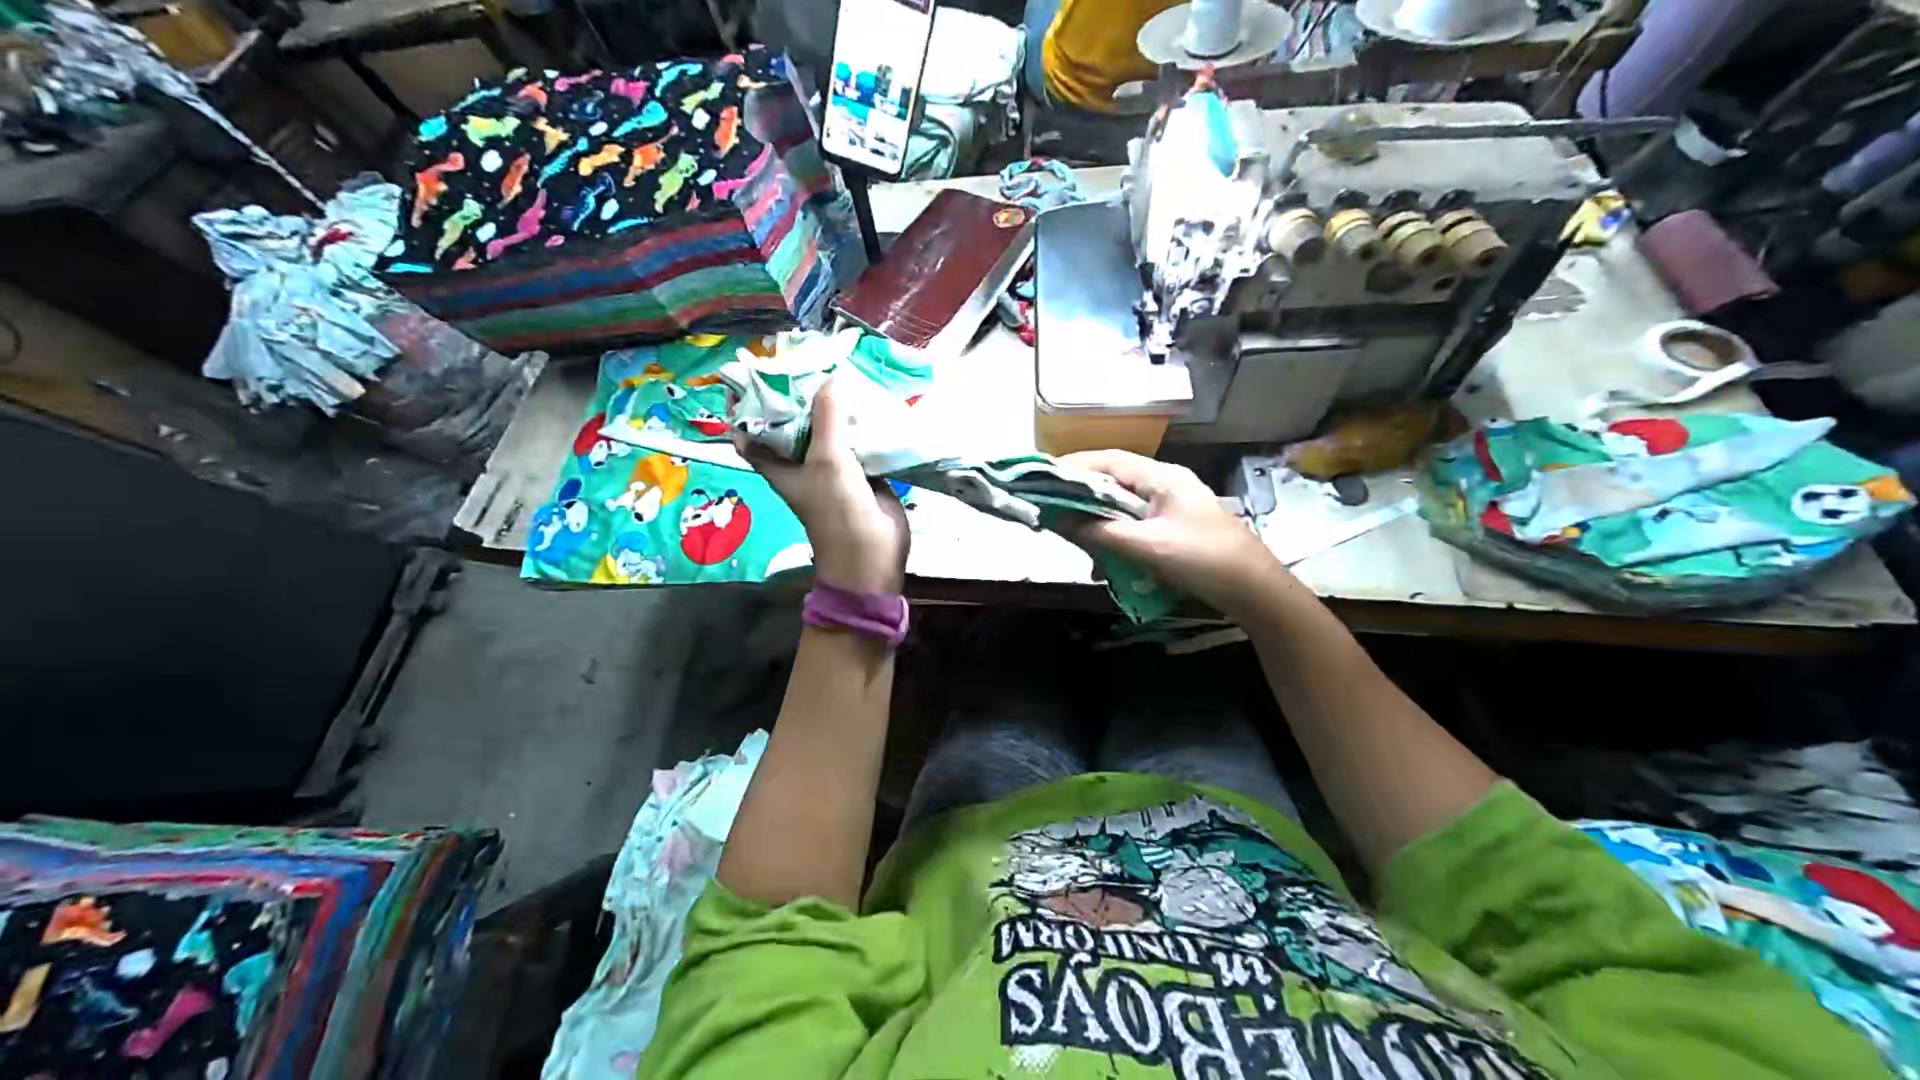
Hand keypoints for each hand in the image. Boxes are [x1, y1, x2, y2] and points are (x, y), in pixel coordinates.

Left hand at [736, 377, 908, 592]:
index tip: (758, 374)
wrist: (872, 557)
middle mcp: (802, 464)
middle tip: (809, 359)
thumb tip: (831, 376)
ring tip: (841, 371)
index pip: (752, 432)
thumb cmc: (837, 511)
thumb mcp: (827, 459)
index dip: (749, 405)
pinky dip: (861, 425)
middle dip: (801, 397)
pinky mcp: (861, 473)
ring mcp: (832, 468)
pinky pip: (857, 442)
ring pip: (829, 431)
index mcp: (779, 464)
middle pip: (795, 424)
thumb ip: (828, 417)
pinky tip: (870, 400)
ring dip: (834, 409)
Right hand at [1061, 450, 1287, 617]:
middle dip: (1082, 497)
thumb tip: (1055, 518)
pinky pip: (1135, 525)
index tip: (1041, 479)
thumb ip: (1097, 532)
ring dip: (1098, 523)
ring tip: (1078, 542)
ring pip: (1122, 505)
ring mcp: (1172, 506)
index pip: (1108, 459)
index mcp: (1163, 476)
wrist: (1255, 590)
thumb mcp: (1144, 547)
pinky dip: (1116, 539)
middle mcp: (1166, 483)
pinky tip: (1106, 563)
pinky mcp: (1175, 527)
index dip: (1072, 466)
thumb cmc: (1201, 560)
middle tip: (1054, 513)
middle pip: (1113, 481)